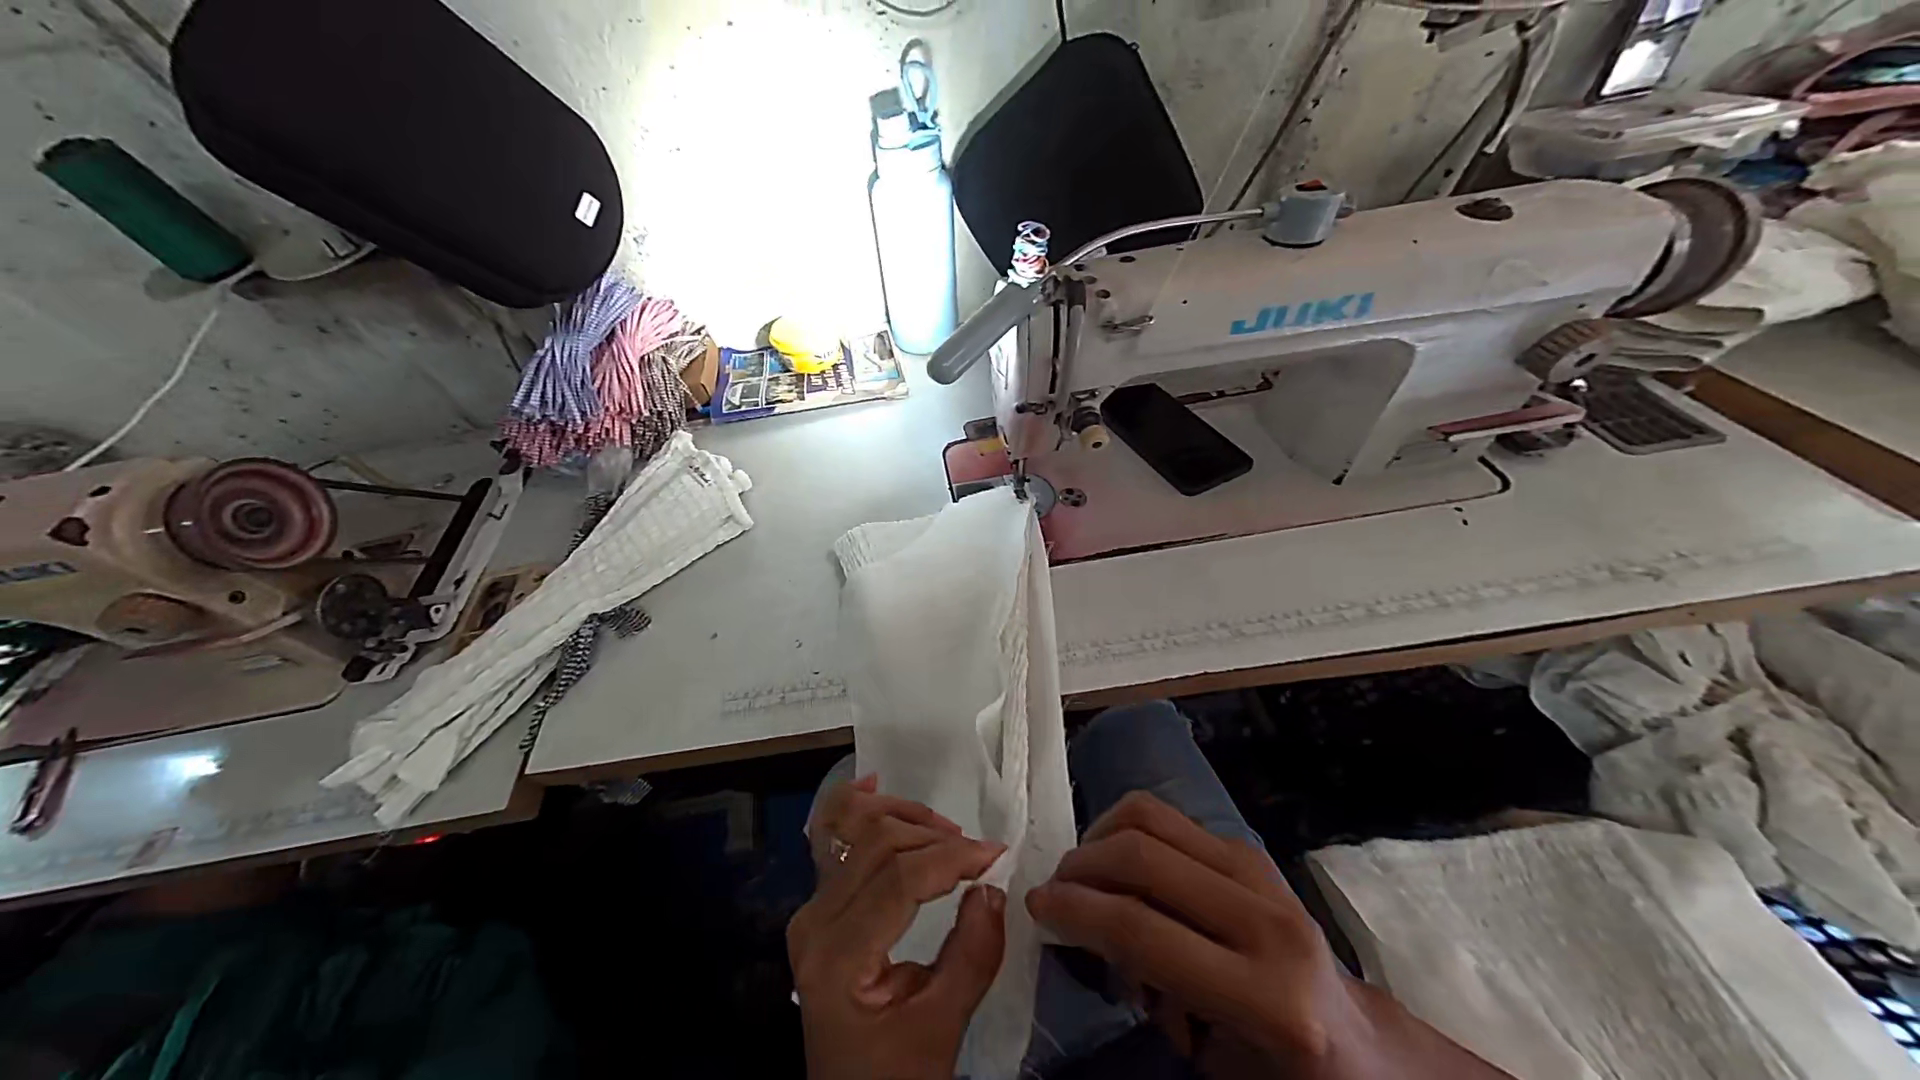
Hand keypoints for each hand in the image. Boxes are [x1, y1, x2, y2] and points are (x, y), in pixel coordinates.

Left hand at [788, 775, 1007, 1079]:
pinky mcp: (819, 906)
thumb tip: (993, 888)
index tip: (996, 855)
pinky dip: (855, 808)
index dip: (951, 858)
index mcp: (837, 956)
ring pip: (856, 832)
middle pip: (876, 845)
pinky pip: (833, 841)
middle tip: (979, 853)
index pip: (897, 880)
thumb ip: (972, 955)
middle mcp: (814, 920)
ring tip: (949, 832)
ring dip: (905, 818)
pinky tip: (873, 785)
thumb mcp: (941, 1029)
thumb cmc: (895, 1074)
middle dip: (934, 837)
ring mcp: (811, 909)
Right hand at [1027, 791, 1512, 1079]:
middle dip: (1080, 866)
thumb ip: (1147, 995)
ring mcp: (1263, 875)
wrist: (1362, 1049)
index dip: (1075, 911)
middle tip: (1053, 890)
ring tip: (1086, 875)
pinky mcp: (1252, 852)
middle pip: (1142, 854)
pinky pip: (1170, 818)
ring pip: (1152, 817)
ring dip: (1101, 837)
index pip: (1142, 929)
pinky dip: (1128, 831)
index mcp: (1268, 997)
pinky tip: (1122, 867)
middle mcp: (1268, 921)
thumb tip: (1082, 931)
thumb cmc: (1282, 1077)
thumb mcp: (1212, 1064)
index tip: (1036, 908)